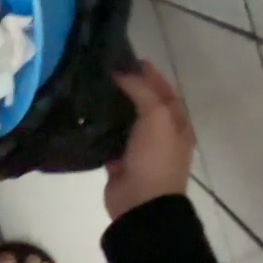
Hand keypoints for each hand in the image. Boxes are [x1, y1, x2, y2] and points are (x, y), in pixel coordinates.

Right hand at [104, 61, 195, 219]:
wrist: (142, 203)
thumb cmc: (156, 157)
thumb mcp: (157, 116)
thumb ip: (141, 91)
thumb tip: (121, 73)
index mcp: (177, 125)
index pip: (166, 92)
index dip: (151, 75)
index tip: (130, 58)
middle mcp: (161, 135)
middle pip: (145, 104)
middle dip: (129, 87)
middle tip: (105, 69)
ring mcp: (140, 149)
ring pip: (126, 119)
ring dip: (113, 105)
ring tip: (92, 85)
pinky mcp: (120, 160)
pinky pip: (109, 137)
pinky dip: (100, 126)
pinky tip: (85, 111)